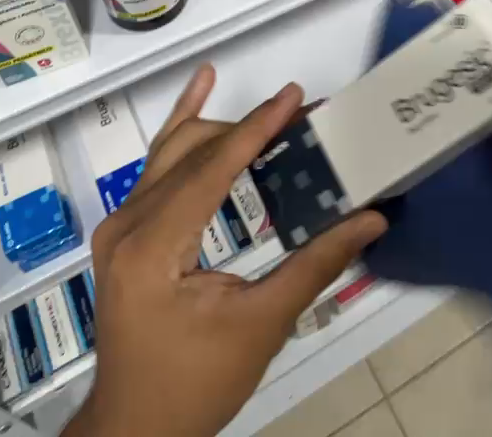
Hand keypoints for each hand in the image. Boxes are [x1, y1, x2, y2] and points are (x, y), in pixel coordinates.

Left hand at [65, 65, 386, 436]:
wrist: (136, 428)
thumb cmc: (196, 383)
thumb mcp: (262, 325)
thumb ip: (316, 264)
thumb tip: (371, 220)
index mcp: (153, 246)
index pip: (212, 167)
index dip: (257, 128)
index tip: (294, 96)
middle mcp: (127, 224)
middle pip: (191, 151)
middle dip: (247, 126)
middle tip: (300, 115)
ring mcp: (120, 225)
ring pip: (172, 152)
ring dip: (221, 127)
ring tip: (271, 111)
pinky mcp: (126, 231)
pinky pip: (157, 169)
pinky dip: (183, 130)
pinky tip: (199, 89)